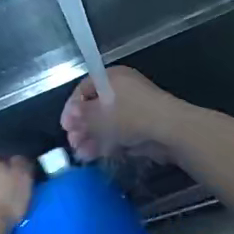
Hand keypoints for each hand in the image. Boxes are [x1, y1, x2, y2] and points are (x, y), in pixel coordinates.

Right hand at [60, 66, 185, 161]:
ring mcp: (134, 109)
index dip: (71, 107)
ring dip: (92, 138)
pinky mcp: (142, 127)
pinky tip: (96, 156)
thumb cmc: (129, 116)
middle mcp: (123, 90)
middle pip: (95, 107)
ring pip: (107, 123)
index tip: (65, 126)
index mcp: (112, 78)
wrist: (169, 130)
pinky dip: (108, 143)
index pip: (84, 88)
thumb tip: (71, 115)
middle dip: (81, 127)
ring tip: (82, 154)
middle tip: (73, 142)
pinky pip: (120, 134)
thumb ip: (80, 116)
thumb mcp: (98, 115)